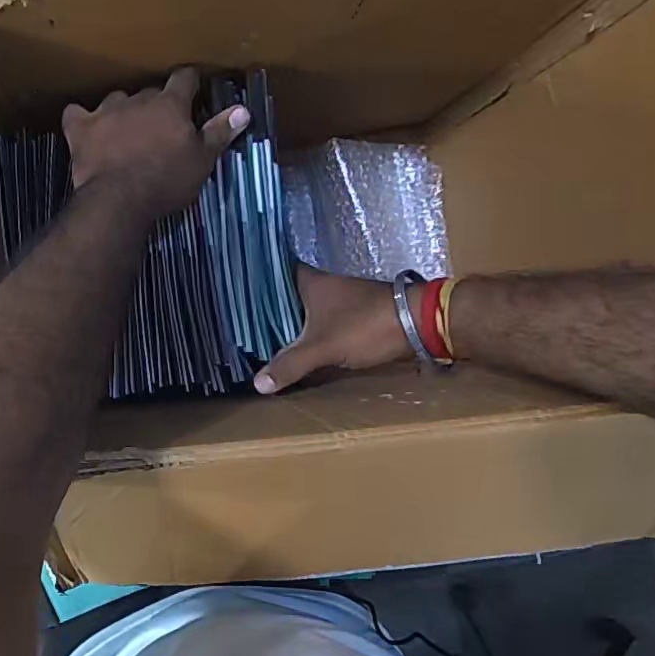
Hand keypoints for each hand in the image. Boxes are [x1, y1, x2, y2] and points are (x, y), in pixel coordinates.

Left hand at [63, 67, 249, 221]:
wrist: (118, 200)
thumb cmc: (166, 182)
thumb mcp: (201, 161)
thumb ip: (219, 133)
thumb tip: (243, 110)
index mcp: (170, 105)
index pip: (184, 79)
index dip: (189, 83)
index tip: (193, 91)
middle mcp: (137, 100)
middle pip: (149, 92)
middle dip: (156, 105)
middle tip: (160, 128)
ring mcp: (106, 112)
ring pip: (116, 100)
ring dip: (122, 111)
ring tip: (126, 131)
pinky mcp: (81, 129)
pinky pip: (76, 113)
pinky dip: (81, 119)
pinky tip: (85, 127)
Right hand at [254, 265, 413, 392]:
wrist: (420, 323)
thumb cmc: (365, 324)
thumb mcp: (323, 347)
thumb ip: (290, 364)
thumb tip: (257, 384)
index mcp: (308, 281)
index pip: (273, 271)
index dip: (254, 279)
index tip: (233, 289)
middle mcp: (321, 285)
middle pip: (285, 292)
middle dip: (266, 306)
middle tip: (239, 319)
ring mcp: (338, 299)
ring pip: (303, 307)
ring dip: (287, 319)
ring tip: (259, 334)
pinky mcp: (351, 314)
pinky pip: (318, 320)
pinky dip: (306, 330)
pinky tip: (294, 343)